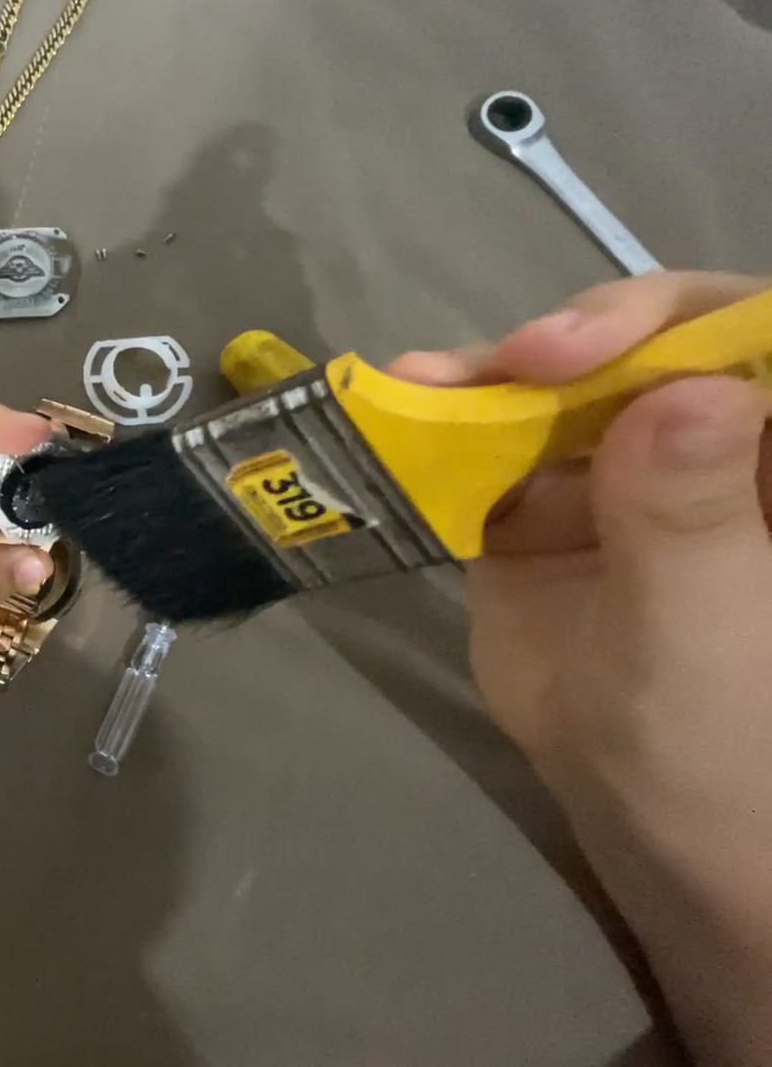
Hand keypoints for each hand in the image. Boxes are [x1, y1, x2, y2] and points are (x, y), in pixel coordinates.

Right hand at [388, 272, 771, 772]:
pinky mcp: (539, 510)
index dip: (682, 323)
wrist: (644, 810)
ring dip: (487, 379)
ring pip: (558, 392)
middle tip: (510, 363)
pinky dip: (440, 434)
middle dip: (580, 339)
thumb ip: (691, 522)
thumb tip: (687, 394)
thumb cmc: (725, 739)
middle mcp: (713, 450)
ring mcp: (618, 477)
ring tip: (414, 382)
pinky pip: (488, 453)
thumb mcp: (709, 635)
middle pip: (656, 349)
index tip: (587, 352)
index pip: (764, 344)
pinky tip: (397, 421)